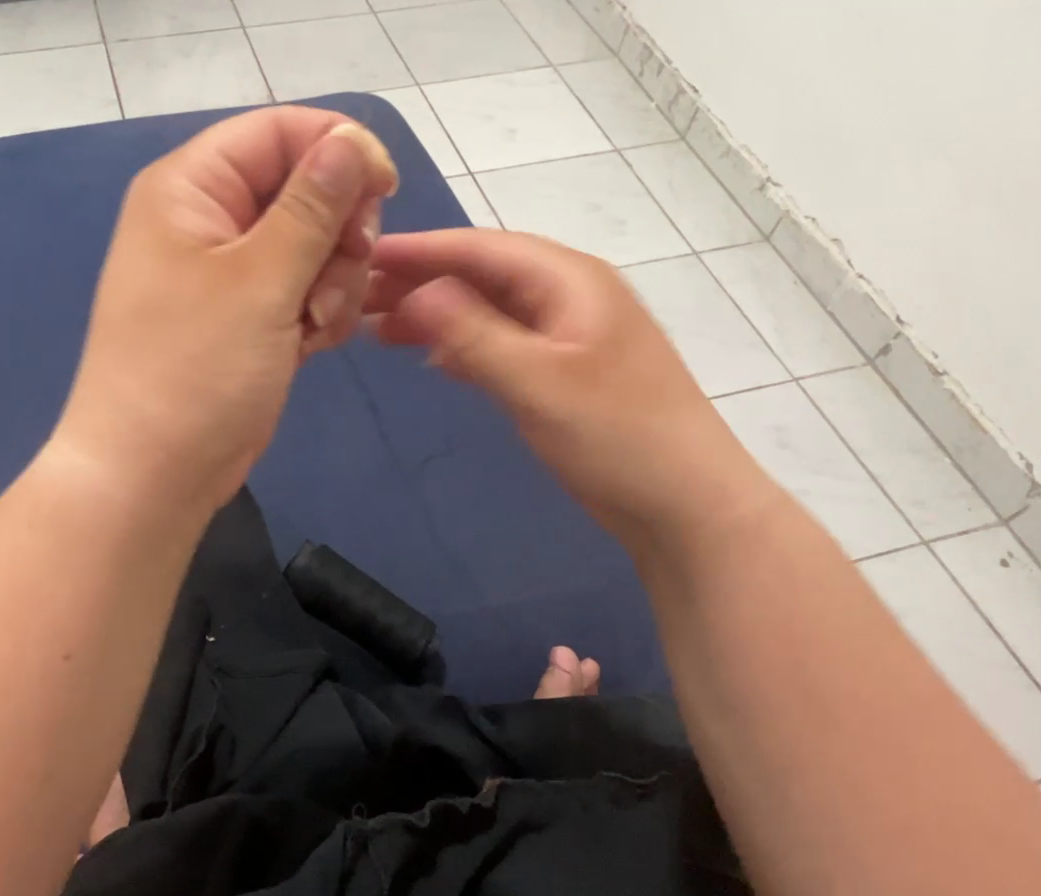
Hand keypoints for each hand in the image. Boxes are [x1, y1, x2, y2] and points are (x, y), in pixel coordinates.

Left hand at [47, 107, 399, 516]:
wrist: (153, 474)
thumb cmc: (195, 370)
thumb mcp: (259, 280)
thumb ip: (311, 206)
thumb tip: (349, 140)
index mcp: (190, 188)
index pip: (278, 131)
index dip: (338, 149)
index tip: (387, 191)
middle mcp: (209, 221)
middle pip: (304, 190)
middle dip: (337, 233)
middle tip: (337, 279)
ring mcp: (230, 276)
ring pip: (313, 247)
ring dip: (332, 283)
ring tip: (312, 327)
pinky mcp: (249, 321)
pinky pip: (303, 293)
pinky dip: (317, 315)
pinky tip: (308, 347)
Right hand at [368, 229, 773, 539]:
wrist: (684, 502)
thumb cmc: (615, 437)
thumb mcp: (537, 382)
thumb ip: (473, 334)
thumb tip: (414, 291)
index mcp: (568, 280)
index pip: (479, 249)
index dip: (418, 251)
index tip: (360, 257)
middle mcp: (570, 295)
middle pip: (483, 275)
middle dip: (421, 283)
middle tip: (356, 299)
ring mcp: (571, 336)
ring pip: (491, 311)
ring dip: (438, 316)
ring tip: (379, 330)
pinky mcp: (567, 375)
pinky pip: (505, 344)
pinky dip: (466, 348)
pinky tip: (434, 360)